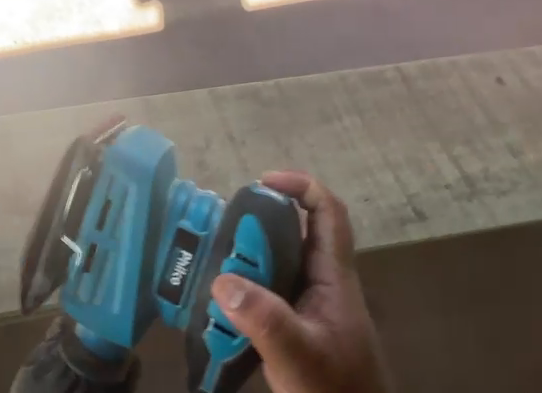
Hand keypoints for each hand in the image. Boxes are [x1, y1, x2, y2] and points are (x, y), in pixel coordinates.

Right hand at [212, 172, 387, 392]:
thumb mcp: (299, 358)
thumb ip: (265, 320)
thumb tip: (223, 280)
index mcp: (334, 279)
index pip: (328, 213)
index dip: (300, 186)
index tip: (260, 183)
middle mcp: (322, 284)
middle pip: (291, 234)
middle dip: (253, 228)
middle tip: (218, 236)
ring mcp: (309, 308)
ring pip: (274, 264)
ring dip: (243, 262)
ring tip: (207, 267)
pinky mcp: (295, 330)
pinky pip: (264, 294)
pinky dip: (241, 293)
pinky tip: (216, 307)